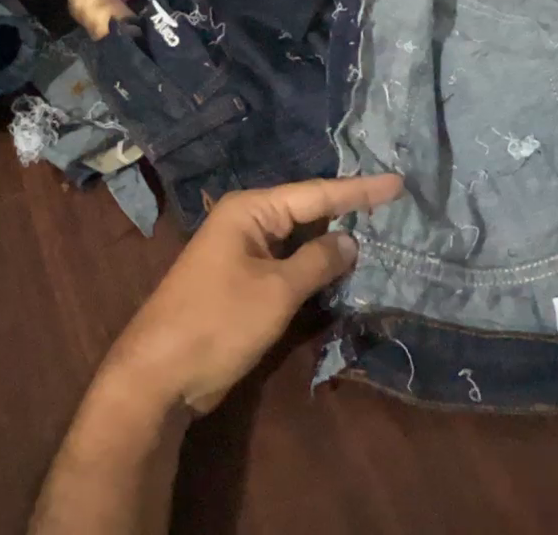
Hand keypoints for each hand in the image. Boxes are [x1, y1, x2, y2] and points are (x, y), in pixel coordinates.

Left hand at [96, 173, 405, 414]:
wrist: (159, 376)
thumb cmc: (218, 323)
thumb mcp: (277, 291)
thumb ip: (318, 261)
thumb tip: (350, 240)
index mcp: (250, 211)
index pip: (316, 193)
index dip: (360, 190)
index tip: (399, 182)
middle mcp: (246, 223)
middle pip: (307, 211)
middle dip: (348, 210)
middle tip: (395, 204)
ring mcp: (242, 253)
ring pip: (299, 239)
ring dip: (333, 240)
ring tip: (380, 229)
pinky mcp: (243, 283)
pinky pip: (288, 263)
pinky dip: (314, 266)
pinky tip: (343, 266)